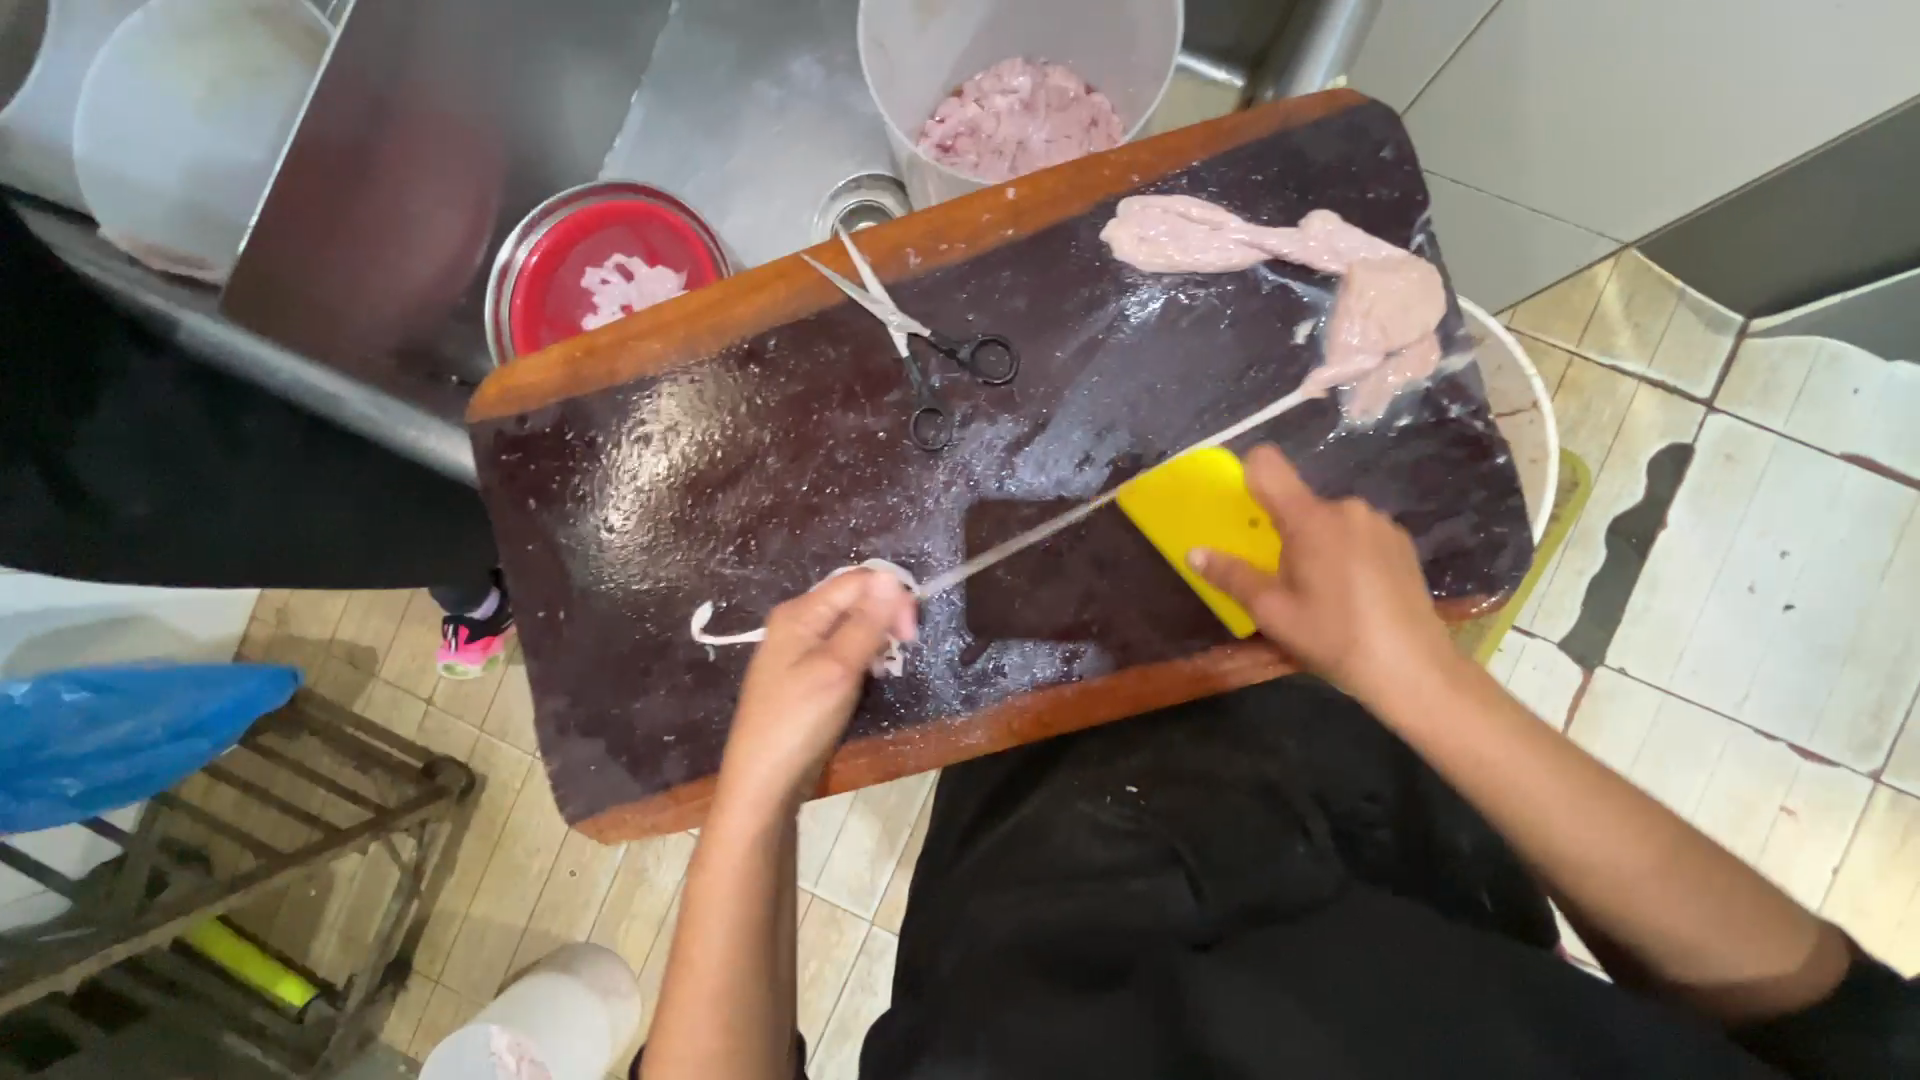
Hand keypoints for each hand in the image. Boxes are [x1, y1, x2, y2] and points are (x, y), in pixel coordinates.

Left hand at [717, 570, 917, 812]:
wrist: (762, 782)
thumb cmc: (798, 721)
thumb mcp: (838, 668)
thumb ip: (866, 622)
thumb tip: (890, 576)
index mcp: (801, 612)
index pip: (858, 581)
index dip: (890, 597)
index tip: (911, 635)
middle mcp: (798, 622)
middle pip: (853, 600)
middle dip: (884, 618)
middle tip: (903, 652)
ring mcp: (799, 649)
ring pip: (850, 627)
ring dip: (874, 640)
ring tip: (884, 670)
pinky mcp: (805, 674)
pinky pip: (841, 651)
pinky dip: (861, 659)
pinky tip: (868, 679)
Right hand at [1187, 444, 1453, 703]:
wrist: (1414, 669)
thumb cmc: (1334, 638)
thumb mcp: (1272, 612)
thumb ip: (1231, 576)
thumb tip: (1193, 553)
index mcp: (1310, 518)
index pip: (1267, 464)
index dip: (1246, 476)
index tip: (1240, 512)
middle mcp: (1346, 508)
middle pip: (1297, 501)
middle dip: (1282, 531)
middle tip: (1283, 578)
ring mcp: (1378, 522)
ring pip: (1327, 519)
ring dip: (1315, 543)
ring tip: (1322, 591)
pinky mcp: (1401, 541)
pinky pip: (1356, 533)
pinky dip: (1344, 552)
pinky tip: (1354, 593)